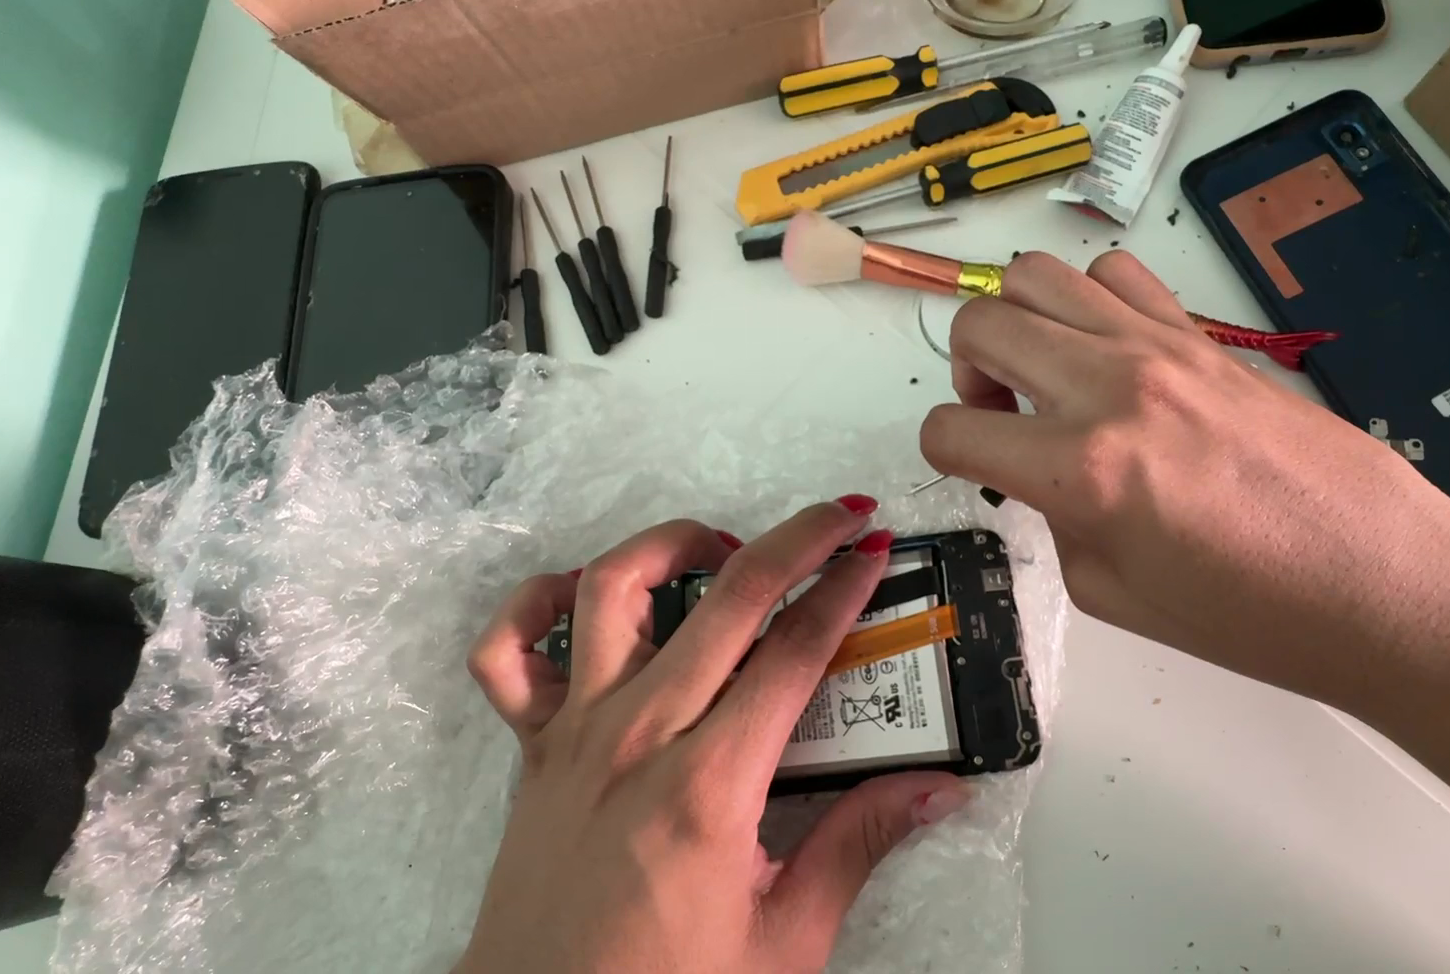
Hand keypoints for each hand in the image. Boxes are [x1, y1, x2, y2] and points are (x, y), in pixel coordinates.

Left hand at [460, 500, 969, 973]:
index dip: (844, 589)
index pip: (796, 652)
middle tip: (841, 517)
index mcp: (710, 783)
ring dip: (673, 545)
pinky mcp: (532, 740)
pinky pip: (508, 646)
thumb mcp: (785, 937)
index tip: (874, 550)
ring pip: (614, 588)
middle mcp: (639, 732)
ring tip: (723, 550)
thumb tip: (941, 788)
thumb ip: (860, 844)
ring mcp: (575, 727)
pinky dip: (540, 600)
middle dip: (797, 539)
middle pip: (730, 598)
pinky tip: (590, 596)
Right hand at [919, 250, 1449, 711]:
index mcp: (1080, 471)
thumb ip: (1052, 516)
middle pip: (980, 324)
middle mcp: (1110, 390)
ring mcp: (1161, 349)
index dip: (942, 449)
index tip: (974, 465)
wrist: (1386, 585)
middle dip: (965, 370)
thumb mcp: (1108, 591)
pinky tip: (1111, 355)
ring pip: (1037, 274)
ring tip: (1049, 372)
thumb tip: (1039, 471)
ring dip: (1019, 321)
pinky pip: (1117, 275)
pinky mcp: (1204, 336)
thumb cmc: (1249, 616)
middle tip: (1001, 412)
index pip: (950, 429)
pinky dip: (1090, 303)